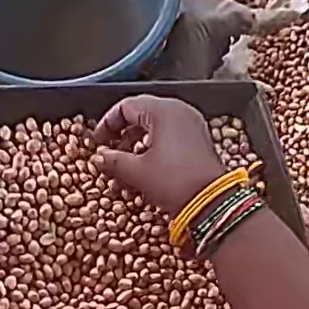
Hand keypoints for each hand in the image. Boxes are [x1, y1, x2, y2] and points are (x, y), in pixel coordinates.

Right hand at [91, 95, 228, 215]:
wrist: (210, 203)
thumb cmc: (175, 182)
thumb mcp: (137, 172)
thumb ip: (114, 160)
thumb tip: (99, 157)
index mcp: (163, 111)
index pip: (126, 106)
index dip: (107, 123)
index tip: (98, 141)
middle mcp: (180, 112)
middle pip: (142, 114)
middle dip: (122, 135)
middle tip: (110, 152)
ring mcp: (191, 126)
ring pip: (156, 127)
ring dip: (137, 143)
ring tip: (125, 164)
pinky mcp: (198, 142)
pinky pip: (170, 137)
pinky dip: (154, 148)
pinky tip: (145, 167)